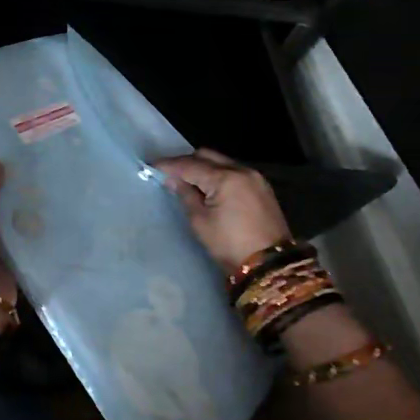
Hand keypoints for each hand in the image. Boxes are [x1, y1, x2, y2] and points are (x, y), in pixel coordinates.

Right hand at [154, 148, 291, 273]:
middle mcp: (242, 170)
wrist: (270, 264)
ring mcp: (255, 178)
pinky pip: (233, 171)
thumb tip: (172, 180)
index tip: (150, 166)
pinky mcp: (261, 187)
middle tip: (168, 173)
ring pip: (221, 162)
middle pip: (207, 156)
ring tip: (185, 180)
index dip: (168, 165)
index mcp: (225, 178)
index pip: (190, 165)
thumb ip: (185, 195)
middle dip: (186, 161)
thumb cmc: (229, 244)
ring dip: (202, 167)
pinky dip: (217, 174)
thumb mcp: (200, 221)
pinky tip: (207, 186)